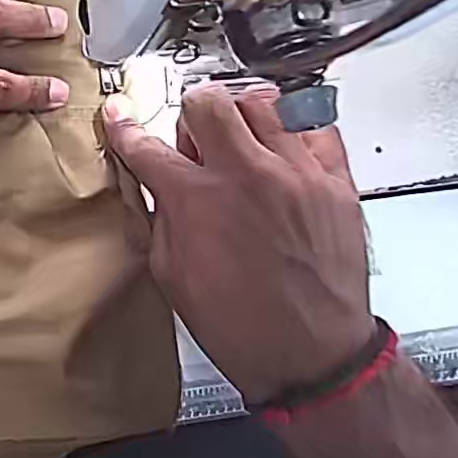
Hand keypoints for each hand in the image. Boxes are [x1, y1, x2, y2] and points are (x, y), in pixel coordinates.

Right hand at [102, 84, 373, 403]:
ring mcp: (297, 174)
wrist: (310, 355)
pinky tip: (283, 153)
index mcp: (197, 201)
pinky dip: (293, 131)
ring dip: (240, 118)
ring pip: (261, 101)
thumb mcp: (172, 276)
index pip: (146, 145)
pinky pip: (315, 125)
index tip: (120, 119)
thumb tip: (154, 187)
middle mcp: (247, 176)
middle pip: (207, 102)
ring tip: (240, 145)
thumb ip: (160, 219)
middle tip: (194, 141)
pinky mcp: (337, 183)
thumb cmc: (242, 326)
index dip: (125, 129)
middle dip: (190, 116)